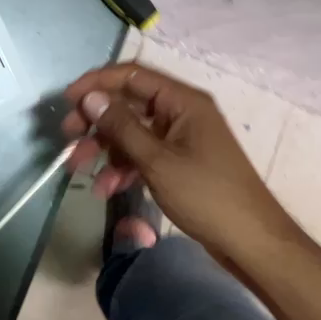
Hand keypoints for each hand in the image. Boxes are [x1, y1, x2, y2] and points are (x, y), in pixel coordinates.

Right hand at [60, 62, 294, 248]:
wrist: (252, 244)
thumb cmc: (207, 196)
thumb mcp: (157, 161)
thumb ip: (121, 126)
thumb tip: (90, 97)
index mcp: (183, 101)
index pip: (132, 75)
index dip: (97, 83)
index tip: (68, 100)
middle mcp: (181, 112)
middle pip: (129, 103)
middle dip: (96, 120)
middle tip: (68, 136)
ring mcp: (181, 138)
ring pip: (132, 132)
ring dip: (105, 148)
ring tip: (78, 168)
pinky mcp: (179, 163)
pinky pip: (143, 154)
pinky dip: (123, 167)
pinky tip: (106, 188)